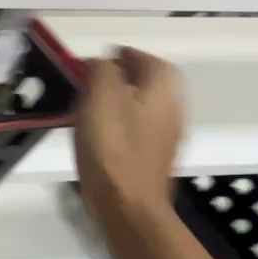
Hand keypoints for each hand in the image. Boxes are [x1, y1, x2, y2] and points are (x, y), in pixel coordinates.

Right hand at [74, 46, 183, 225]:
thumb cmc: (112, 146)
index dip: (129, 55)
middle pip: (152, 84)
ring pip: (143, 105)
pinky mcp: (150, 157)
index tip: (99, 57)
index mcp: (162, 95)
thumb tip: (103, 62)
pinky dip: (118, 119)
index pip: (154, 63)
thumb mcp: (101, 96)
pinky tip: (95, 128)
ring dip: (118, 96)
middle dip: (123, 74)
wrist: (126, 204)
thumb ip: (103, 70)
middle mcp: (170, 113)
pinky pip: (136, 127)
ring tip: (87, 100)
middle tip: (90, 76)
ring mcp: (163, 138)